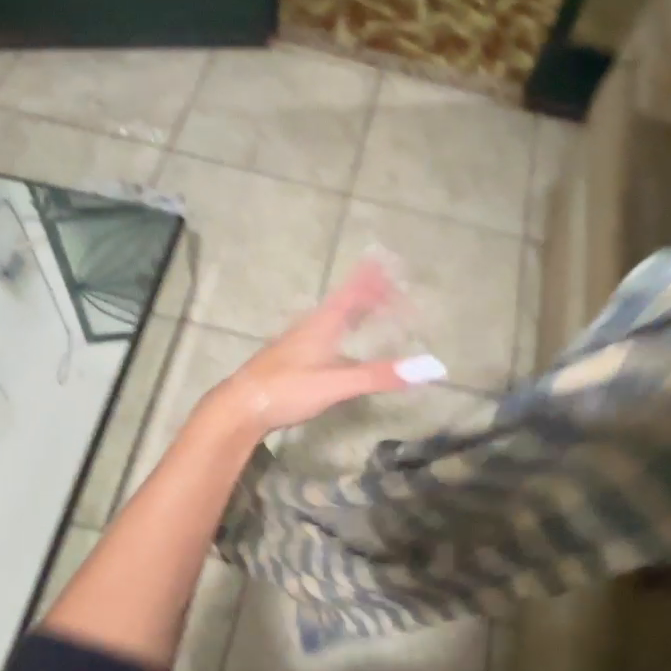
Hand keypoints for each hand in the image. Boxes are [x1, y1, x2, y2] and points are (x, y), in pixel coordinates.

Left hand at [203, 260, 446, 437]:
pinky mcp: (290, 359)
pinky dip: (342, 327)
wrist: (238, 408)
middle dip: (369, 290)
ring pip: (332, 316)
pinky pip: (324, 332)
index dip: (374, 278)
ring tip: (371, 305)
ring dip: (354, 307)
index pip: (354, 292)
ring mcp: (297, 342)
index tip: (394, 263)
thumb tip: (432, 366)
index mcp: (323, 324)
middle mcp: (310, 327)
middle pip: (344, 300)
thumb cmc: (286, 390)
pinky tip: (338, 342)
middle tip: (391, 282)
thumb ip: (381, 375)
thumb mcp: (336, 384)